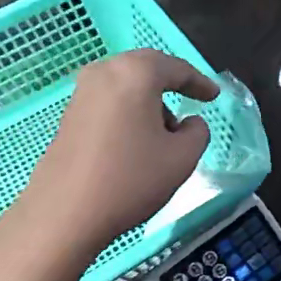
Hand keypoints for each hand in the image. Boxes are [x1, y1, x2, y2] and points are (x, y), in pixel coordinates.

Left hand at [21, 50, 219, 250]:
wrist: (67, 212)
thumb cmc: (131, 179)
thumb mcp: (182, 158)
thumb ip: (198, 132)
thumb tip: (190, 123)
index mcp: (136, 74)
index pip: (176, 68)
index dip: (199, 82)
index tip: (213, 96)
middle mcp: (105, 72)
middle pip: (146, 70)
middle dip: (171, 84)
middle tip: (191, 99)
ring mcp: (82, 93)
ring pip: (126, 86)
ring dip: (149, 102)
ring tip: (165, 133)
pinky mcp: (69, 115)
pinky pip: (110, 103)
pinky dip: (129, 113)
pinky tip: (137, 142)